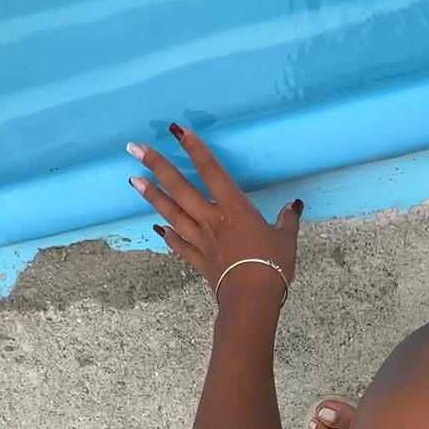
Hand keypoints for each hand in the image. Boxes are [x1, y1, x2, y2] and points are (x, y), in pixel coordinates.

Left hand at [129, 124, 301, 306]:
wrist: (253, 297)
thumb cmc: (272, 264)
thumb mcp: (286, 238)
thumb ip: (287, 219)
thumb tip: (293, 206)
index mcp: (235, 209)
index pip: (212, 171)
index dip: (196, 149)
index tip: (178, 131)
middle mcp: (212, 219)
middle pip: (180, 188)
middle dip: (158, 166)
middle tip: (136, 148)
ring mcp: (202, 240)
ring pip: (173, 213)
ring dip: (153, 196)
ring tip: (134, 180)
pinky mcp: (200, 260)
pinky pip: (180, 245)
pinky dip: (169, 236)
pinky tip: (158, 228)